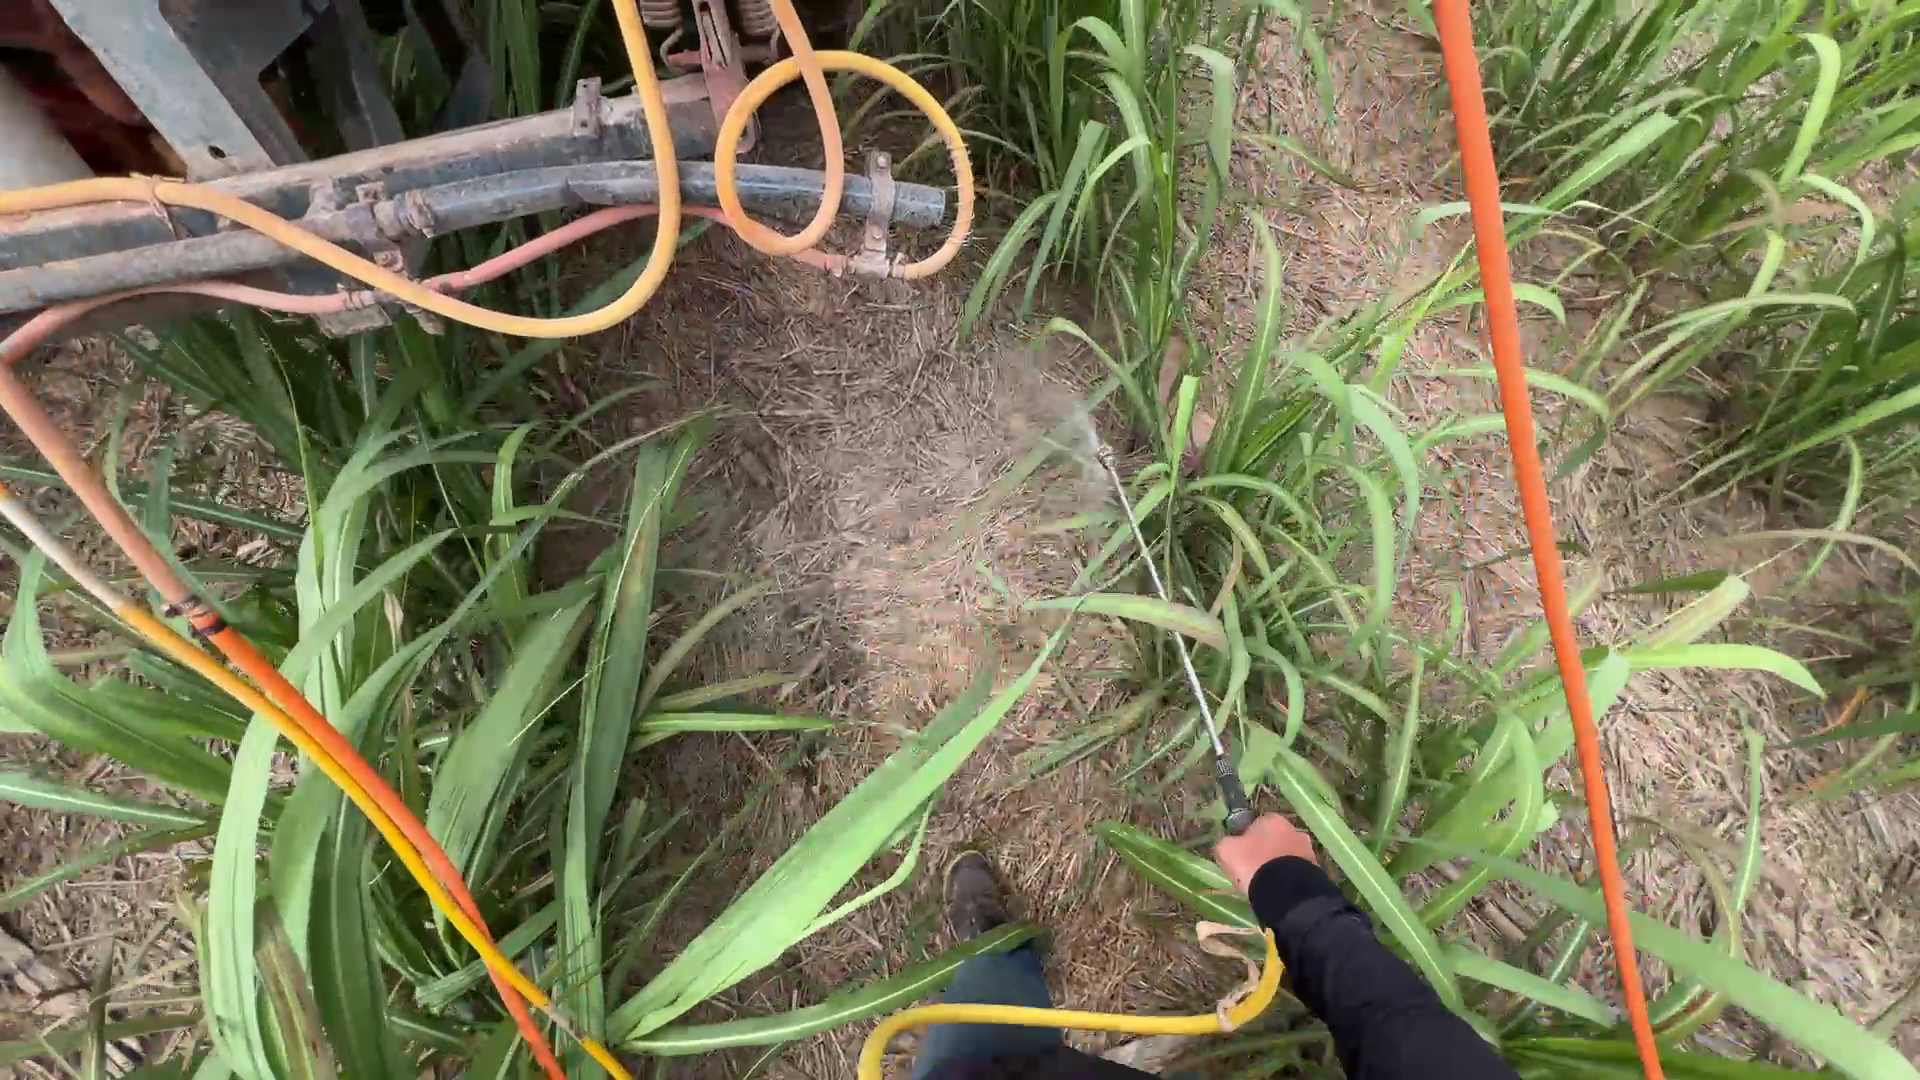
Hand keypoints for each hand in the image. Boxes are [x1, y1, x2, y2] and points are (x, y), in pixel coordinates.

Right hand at [1215, 813, 1316, 894]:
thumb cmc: (1253, 863)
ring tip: (1268, 882)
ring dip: (1280, 864)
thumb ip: (1227, 842)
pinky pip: (1297, 872)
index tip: (1242, 853)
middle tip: (1255, 867)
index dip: (1248, 838)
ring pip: (1288, 855)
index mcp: (1272, 819)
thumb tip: (1229, 844)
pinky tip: (1280, 889)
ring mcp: (1308, 850)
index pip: (1257, 824)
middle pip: (1275, 838)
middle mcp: (1293, 830)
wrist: (1286, 892)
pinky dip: (1289, 878)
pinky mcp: (1317, 871)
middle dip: (1267, 850)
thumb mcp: (1226, 849)